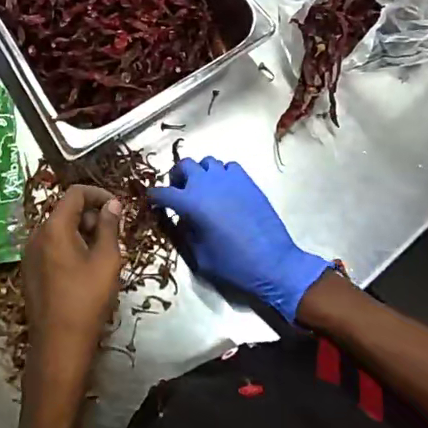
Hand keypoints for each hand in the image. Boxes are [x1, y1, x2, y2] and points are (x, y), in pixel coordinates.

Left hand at [22, 185, 123, 381]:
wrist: (58, 344)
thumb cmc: (86, 300)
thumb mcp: (106, 261)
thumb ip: (109, 227)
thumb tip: (112, 204)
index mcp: (53, 227)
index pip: (75, 193)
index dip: (98, 195)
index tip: (118, 209)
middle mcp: (36, 235)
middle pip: (65, 211)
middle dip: (92, 216)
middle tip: (114, 237)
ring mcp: (30, 254)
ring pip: (59, 230)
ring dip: (82, 233)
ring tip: (103, 256)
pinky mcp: (30, 271)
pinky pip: (51, 247)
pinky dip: (69, 247)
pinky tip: (85, 270)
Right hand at [149, 157, 331, 321]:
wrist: (274, 265)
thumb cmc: (233, 265)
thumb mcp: (198, 255)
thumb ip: (183, 232)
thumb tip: (177, 219)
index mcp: (190, 202)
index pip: (161, 192)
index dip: (153, 198)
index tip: (153, 203)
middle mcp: (206, 184)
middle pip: (183, 165)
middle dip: (176, 177)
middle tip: (179, 191)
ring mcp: (228, 179)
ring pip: (207, 162)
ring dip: (201, 173)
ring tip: (204, 189)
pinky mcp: (248, 181)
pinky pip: (229, 167)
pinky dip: (222, 174)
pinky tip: (225, 190)